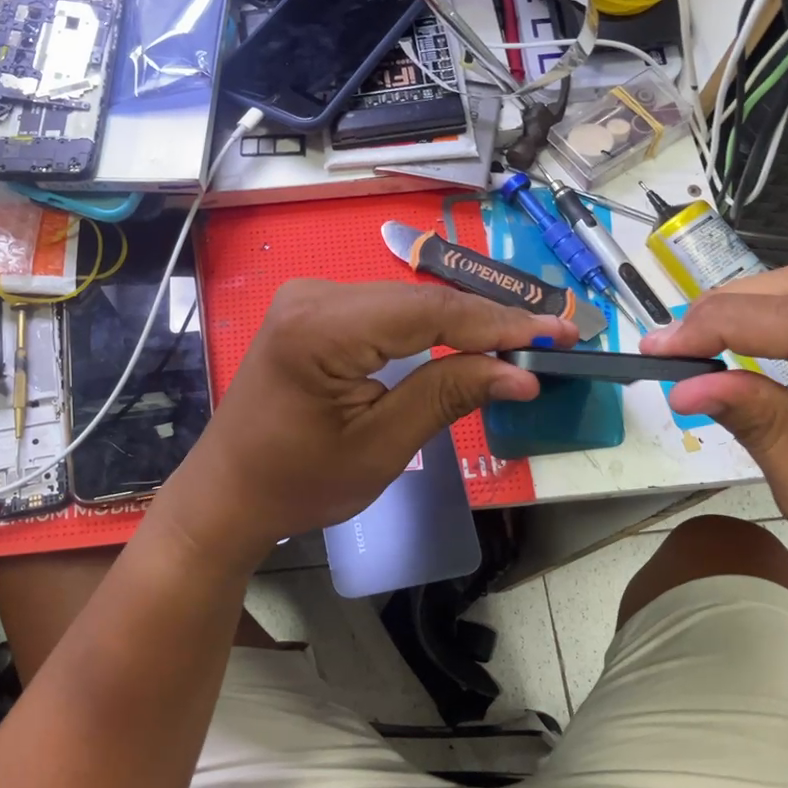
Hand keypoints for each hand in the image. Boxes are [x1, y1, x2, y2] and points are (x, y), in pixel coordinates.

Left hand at [156, 280, 573, 565]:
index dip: (499, 322)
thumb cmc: (299, 482)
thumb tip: (522, 371)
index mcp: (321, 327)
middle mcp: (312, 294)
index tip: (559, 334)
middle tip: (553, 338)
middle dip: (488, 320)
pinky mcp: (311, 311)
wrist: (228, 493)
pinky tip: (467, 338)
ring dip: (462, 321)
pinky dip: (428, 326)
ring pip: (405, 300)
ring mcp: (307, 298)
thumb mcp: (381, 447)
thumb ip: (448, 395)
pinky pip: (383, 310)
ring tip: (524, 338)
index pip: (429, 310)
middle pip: (419, 299)